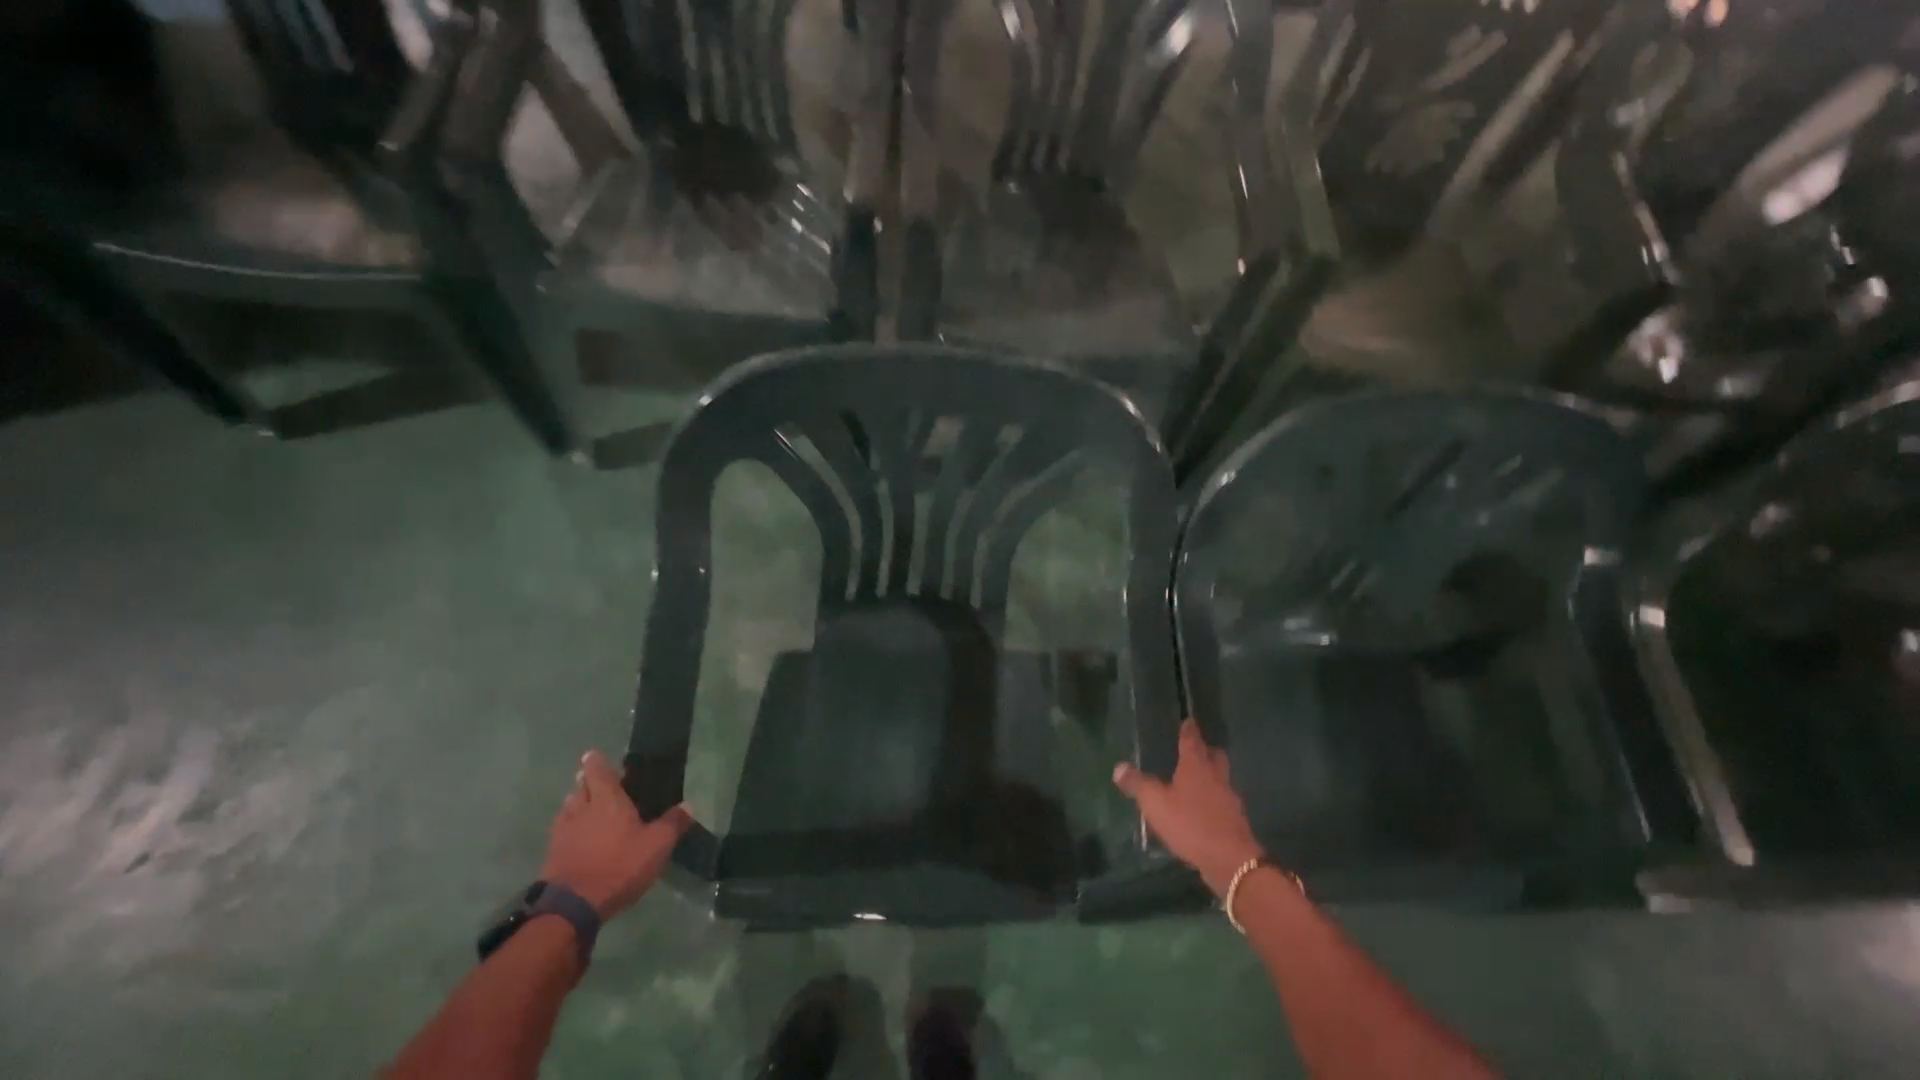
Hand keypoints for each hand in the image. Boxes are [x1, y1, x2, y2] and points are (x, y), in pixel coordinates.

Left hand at [540, 749, 693, 919]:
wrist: (573, 904)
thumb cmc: (619, 866)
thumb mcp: (656, 846)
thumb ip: (673, 824)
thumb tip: (689, 804)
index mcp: (607, 800)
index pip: (597, 770)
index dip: (596, 761)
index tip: (595, 755)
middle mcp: (581, 808)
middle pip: (580, 786)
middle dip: (587, 781)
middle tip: (597, 782)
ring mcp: (563, 831)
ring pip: (568, 807)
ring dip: (577, 803)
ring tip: (588, 807)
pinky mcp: (553, 853)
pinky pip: (562, 830)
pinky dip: (570, 827)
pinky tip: (578, 837)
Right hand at [1113, 719, 1267, 896]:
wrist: (1229, 859)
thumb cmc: (1190, 823)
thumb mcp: (1156, 804)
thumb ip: (1138, 784)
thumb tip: (1119, 767)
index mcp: (1196, 766)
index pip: (1192, 740)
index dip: (1189, 730)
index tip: (1188, 720)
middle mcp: (1216, 776)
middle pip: (1214, 756)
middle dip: (1206, 750)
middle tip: (1196, 749)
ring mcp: (1228, 798)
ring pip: (1221, 778)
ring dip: (1211, 776)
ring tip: (1196, 780)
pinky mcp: (1234, 820)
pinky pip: (1222, 801)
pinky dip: (1214, 800)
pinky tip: (1203, 810)